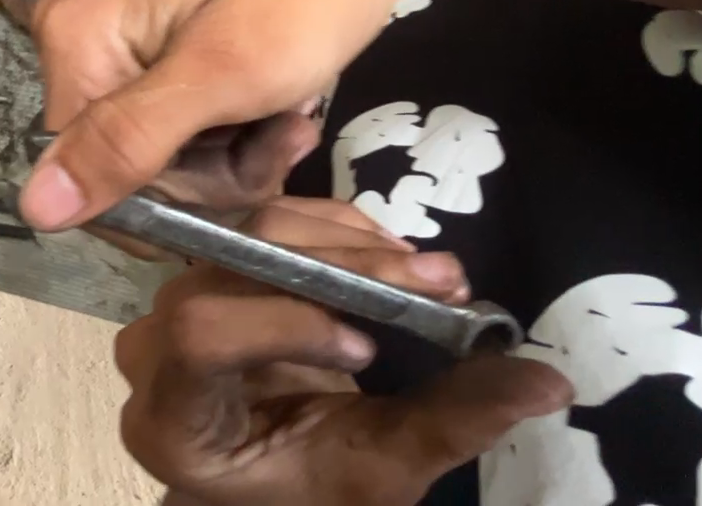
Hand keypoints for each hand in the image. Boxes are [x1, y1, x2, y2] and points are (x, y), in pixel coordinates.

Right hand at [25, 0, 452, 228]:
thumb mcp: (227, 68)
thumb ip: (129, 138)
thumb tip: (35, 211)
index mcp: (75, 39)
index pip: (85, 173)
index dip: (165, 198)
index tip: (244, 177)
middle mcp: (77, 35)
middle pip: (121, 158)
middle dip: (209, 171)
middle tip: (282, 135)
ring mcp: (117, 30)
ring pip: (157, 143)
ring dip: (231, 149)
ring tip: (291, 113)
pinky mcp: (154, 30)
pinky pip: (175, 109)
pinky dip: (232, 119)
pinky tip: (278, 96)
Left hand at [115, 199, 572, 505]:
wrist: (266, 472)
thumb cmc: (307, 490)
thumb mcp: (376, 472)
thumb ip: (447, 422)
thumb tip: (550, 378)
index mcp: (169, 415)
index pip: (198, 335)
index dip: (278, 323)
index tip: (365, 344)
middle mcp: (151, 340)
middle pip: (230, 269)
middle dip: (337, 266)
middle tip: (436, 278)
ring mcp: (175, 292)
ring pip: (249, 233)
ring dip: (344, 240)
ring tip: (427, 267)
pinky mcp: (208, 264)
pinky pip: (260, 223)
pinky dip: (329, 228)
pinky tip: (387, 247)